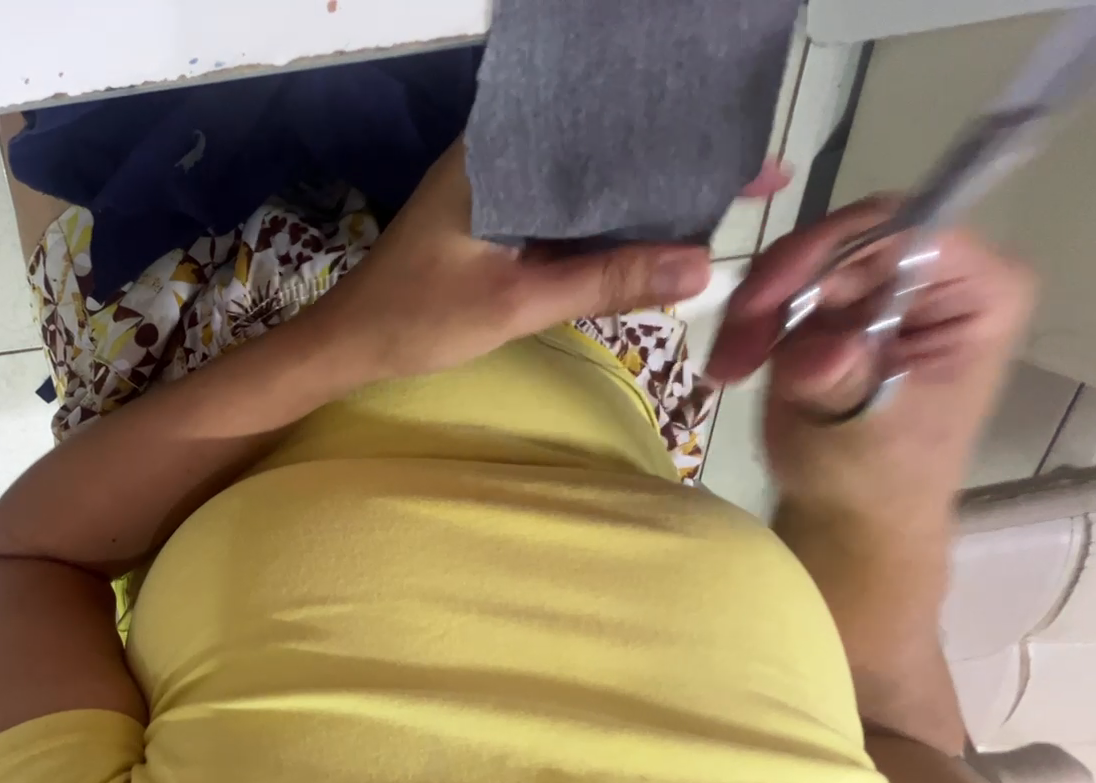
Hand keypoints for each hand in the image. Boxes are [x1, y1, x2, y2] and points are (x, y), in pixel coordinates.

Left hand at [307, 140, 713, 379]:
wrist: (346, 347)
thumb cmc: (414, 319)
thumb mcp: (513, 302)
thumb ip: (603, 282)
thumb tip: (702, 267)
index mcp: (497, 155)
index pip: (601, 122)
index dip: (675, 132)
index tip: (742, 139)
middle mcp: (497, 160)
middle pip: (597, 151)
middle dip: (668, 163)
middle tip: (749, 173)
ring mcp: (492, 193)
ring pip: (579, 186)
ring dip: (635, 199)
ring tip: (717, 201)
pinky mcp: (489, 225)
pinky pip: (556, 216)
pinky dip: (596, 228)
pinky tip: (644, 238)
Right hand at [707, 198, 1037, 524]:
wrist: (845, 511)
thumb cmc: (871, 476)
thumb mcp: (861, 429)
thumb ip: (844, 382)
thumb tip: (820, 351)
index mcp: (974, 292)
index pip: (899, 231)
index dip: (824, 254)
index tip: (759, 304)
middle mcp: (929, 280)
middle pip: (838, 245)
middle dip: (773, 292)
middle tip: (731, 353)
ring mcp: (875, 295)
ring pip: (797, 267)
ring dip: (749, 315)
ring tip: (727, 371)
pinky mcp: (829, 315)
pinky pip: (776, 296)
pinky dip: (744, 327)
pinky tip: (731, 368)